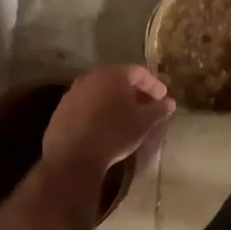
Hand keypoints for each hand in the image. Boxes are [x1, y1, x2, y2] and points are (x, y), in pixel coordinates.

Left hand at [41, 65, 175, 171]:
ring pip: (100, 91)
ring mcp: (73, 93)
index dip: (154, 85)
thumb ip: (158, 109)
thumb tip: (169, 103)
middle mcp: (92, 77)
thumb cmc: (114, 134)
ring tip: (124, 116)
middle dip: (133, 91)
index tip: (163, 98)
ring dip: (114, 100)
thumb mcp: (144, 122)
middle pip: (118, 79)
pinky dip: (97, 110)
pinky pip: (85, 104)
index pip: (139, 73)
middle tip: (145, 105)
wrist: (73, 157)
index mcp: (114, 75)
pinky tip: (102, 126)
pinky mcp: (61, 110)